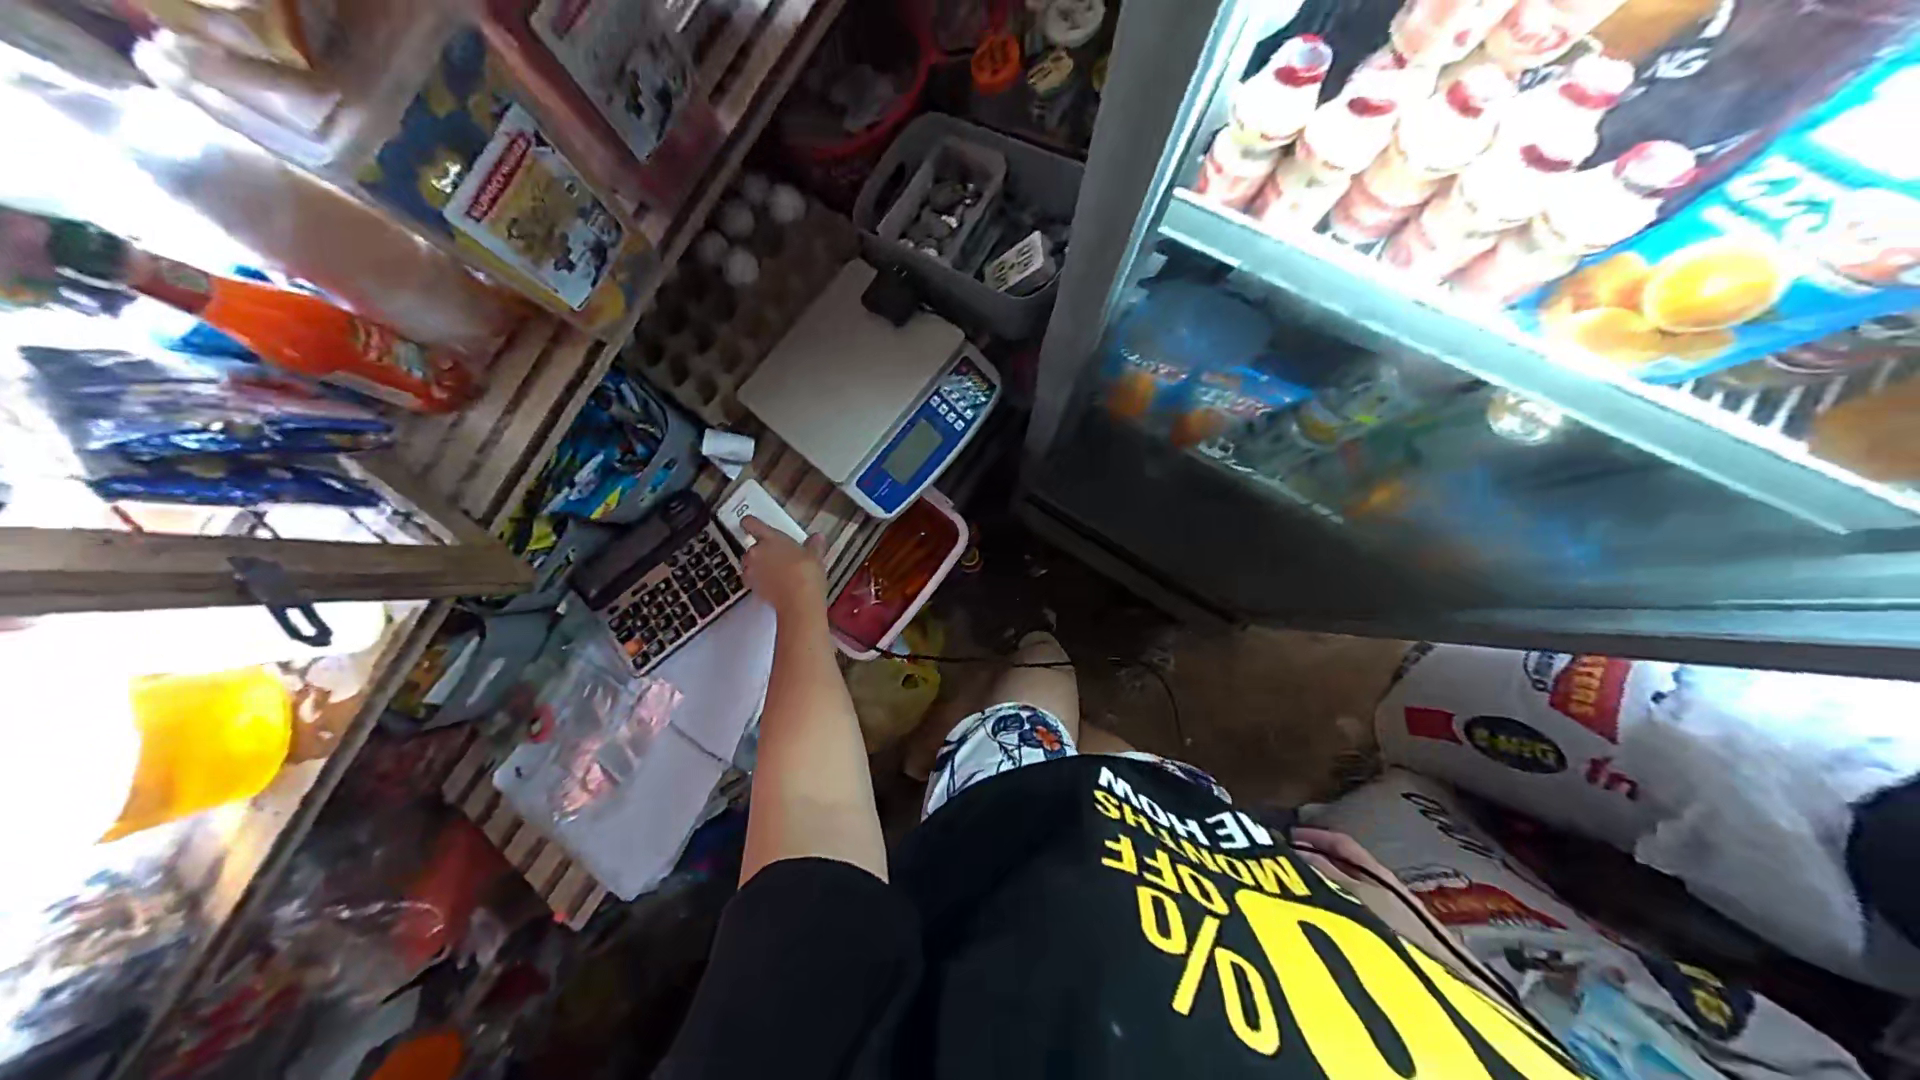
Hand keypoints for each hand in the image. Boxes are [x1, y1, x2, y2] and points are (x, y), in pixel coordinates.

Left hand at [740, 517, 827, 618]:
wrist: (798, 602)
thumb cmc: (807, 572)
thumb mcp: (815, 556)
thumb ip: (814, 545)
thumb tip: (818, 536)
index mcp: (770, 539)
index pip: (751, 523)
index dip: (750, 523)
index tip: (752, 526)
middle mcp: (756, 552)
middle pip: (752, 548)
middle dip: (761, 553)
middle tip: (777, 559)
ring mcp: (751, 570)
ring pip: (750, 564)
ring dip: (758, 567)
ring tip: (775, 574)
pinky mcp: (751, 587)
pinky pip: (752, 579)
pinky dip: (759, 581)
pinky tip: (773, 586)